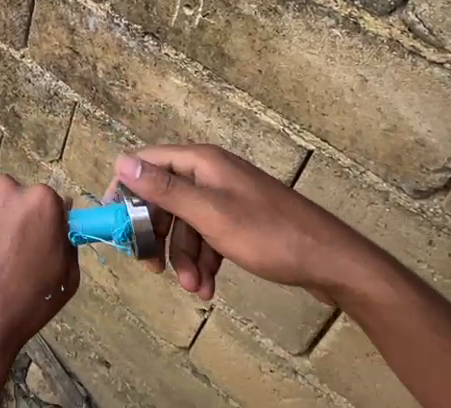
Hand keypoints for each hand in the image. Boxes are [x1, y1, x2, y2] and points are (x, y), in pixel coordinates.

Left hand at [0, 176, 79, 365]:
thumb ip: (64, 239)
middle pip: (6, 196)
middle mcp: (2, 187)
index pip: (42, 200)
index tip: (28, 241)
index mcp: (39, 201)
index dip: (35, 221)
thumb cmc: (21, 306)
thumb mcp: (64, 278)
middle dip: (4, 218)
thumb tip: (60, 218)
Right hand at [112, 145, 379, 302]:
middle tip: (150, 266)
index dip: (126, 190)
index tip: (114, 222)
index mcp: (200, 162)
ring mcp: (226, 197)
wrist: (336, 264)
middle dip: (155, 233)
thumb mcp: (210, 214)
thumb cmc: (270, 234)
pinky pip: (206, 236)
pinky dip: (203, 261)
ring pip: (184, 223)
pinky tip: (208, 287)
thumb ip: (164, 188)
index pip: (145, 164)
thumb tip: (121, 161)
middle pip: (163, 197)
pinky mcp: (239, 221)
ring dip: (182, 256)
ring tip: (193, 289)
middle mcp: (209, 173)